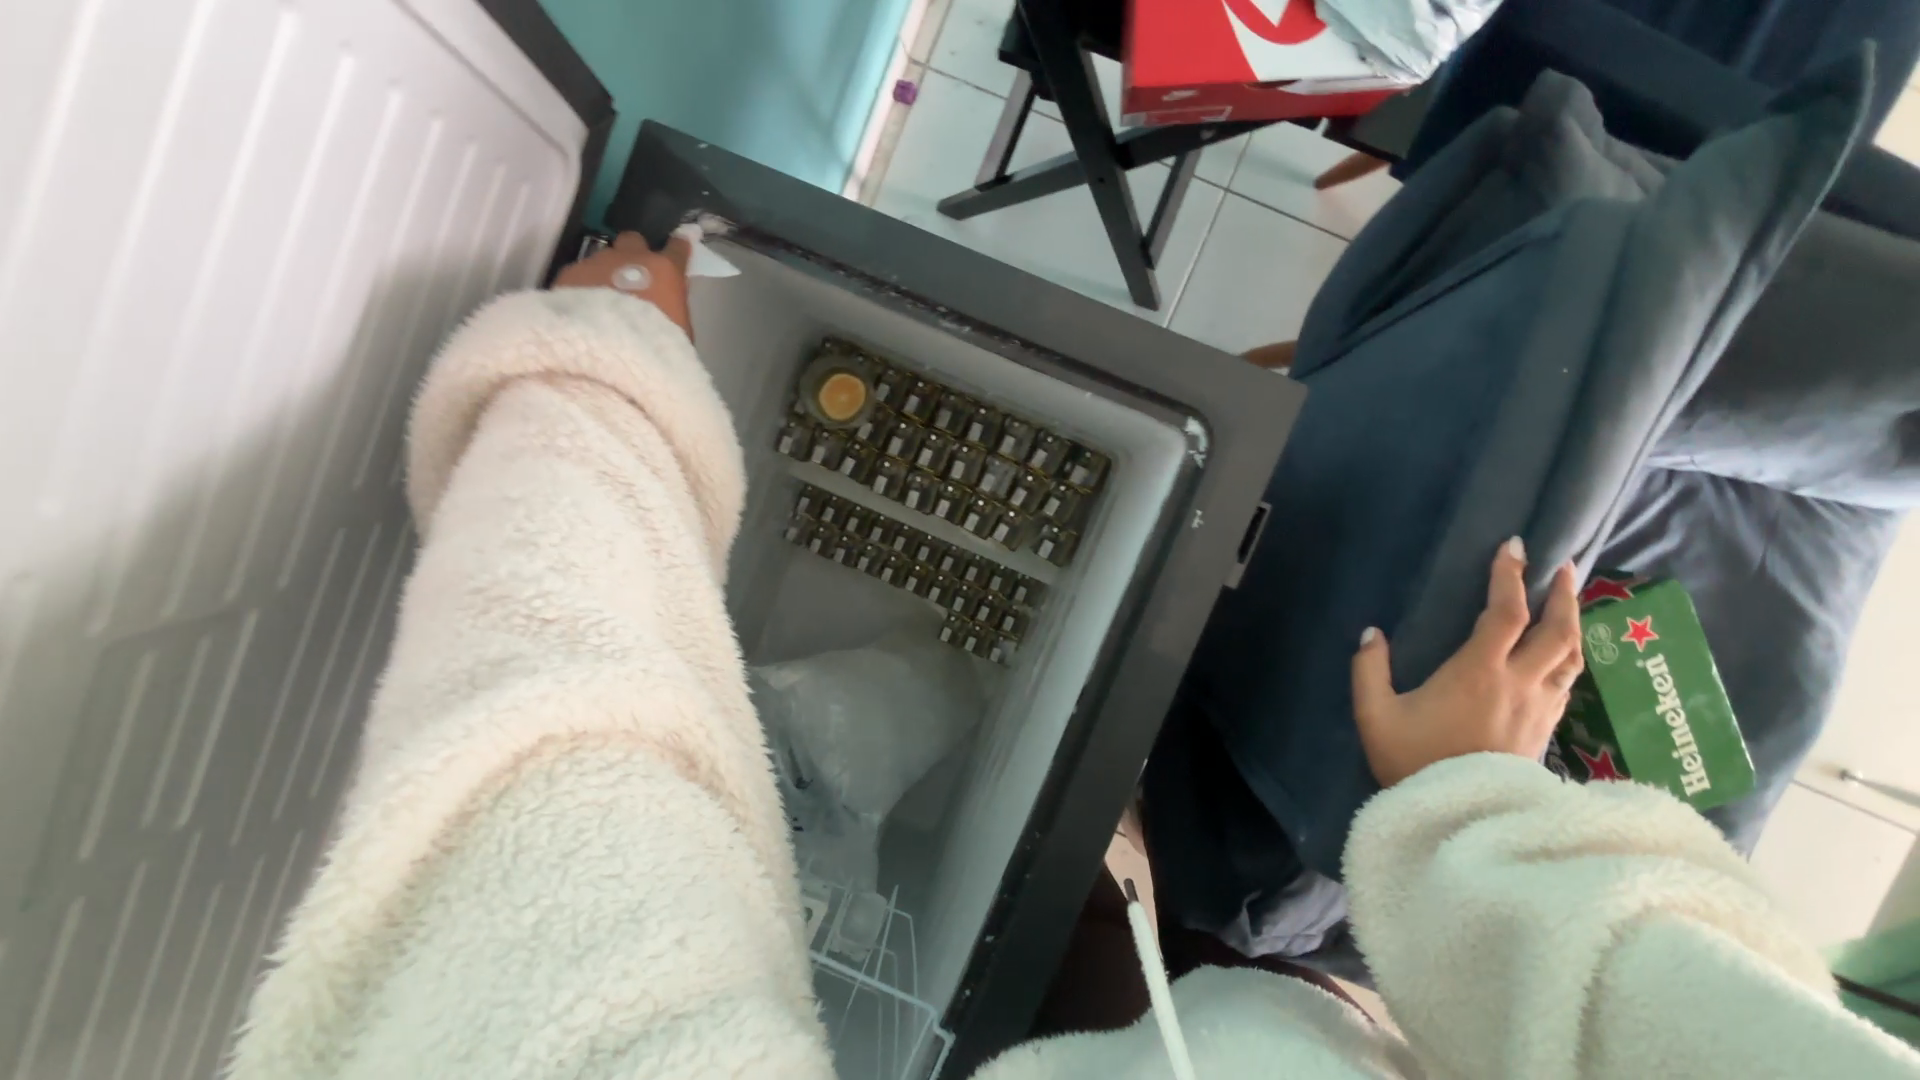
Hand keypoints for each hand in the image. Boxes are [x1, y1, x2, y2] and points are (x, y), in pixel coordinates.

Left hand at [555, 231, 693, 339]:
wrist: (611, 350)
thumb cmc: (658, 345)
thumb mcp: (680, 330)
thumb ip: (674, 307)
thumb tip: (668, 301)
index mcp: (665, 270)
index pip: (677, 247)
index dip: (678, 246)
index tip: (679, 245)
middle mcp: (631, 257)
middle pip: (633, 241)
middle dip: (634, 253)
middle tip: (634, 274)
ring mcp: (597, 263)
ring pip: (602, 259)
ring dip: (606, 273)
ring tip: (603, 301)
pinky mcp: (569, 275)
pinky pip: (578, 276)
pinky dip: (582, 287)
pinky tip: (583, 309)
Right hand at [1352, 539, 1582, 787]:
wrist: (1463, 819)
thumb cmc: (1413, 762)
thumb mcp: (1374, 715)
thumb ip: (1369, 669)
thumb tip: (1372, 633)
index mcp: (1478, 672)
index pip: (1505, 612)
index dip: (1510, 575)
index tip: (1512, 545)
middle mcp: (1519, 683)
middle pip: (1558, 630)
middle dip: (1562, 593)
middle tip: (1563, 565)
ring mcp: (1540, 708)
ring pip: (1573, 656)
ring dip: (1576, 622)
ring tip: (1572, 601)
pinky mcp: (1547, 731)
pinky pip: (1569, 682)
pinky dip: (1571, 656)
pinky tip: (1563, 655)